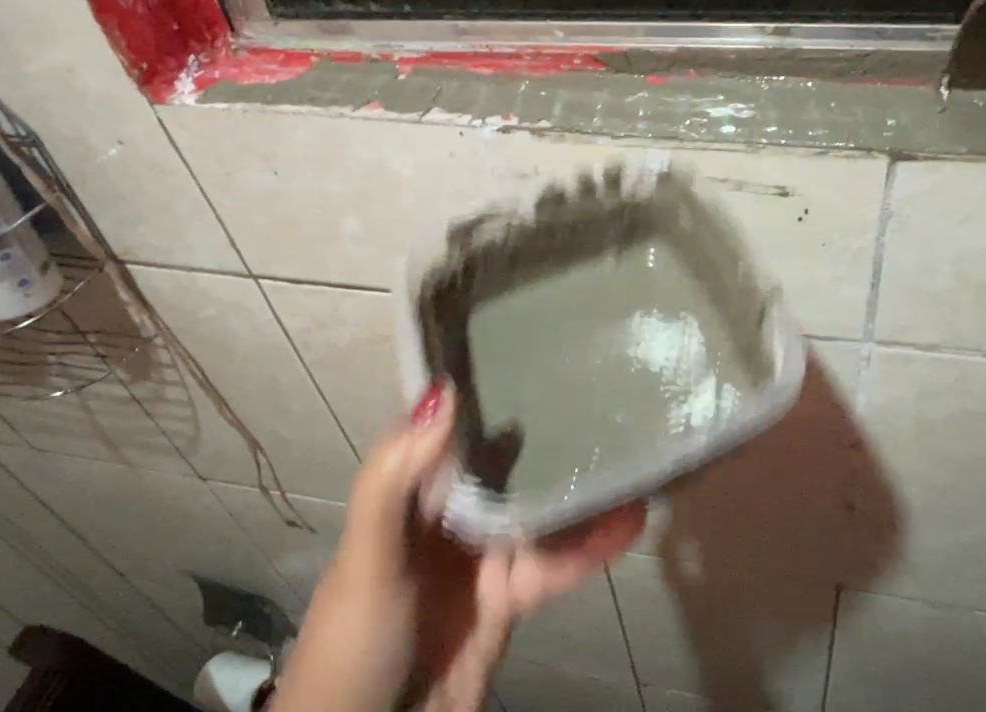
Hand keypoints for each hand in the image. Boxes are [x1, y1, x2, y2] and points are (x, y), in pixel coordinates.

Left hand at [272, 384, 645, 711]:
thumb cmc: (355, 641)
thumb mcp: (368, 556)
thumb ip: (395, 477)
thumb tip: (443, 390)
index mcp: (407, 495)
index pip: (448, 428)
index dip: (483, 389)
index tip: (530, 344)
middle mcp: (447, 516)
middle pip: (504, 463)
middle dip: (545, 430)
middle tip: (600, 387)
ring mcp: (482, 557)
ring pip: (538, 509)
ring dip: (580, 488)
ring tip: (631, 449)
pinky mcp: (510, 598)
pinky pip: (556, 563)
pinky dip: (592, 546)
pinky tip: (631, 521)